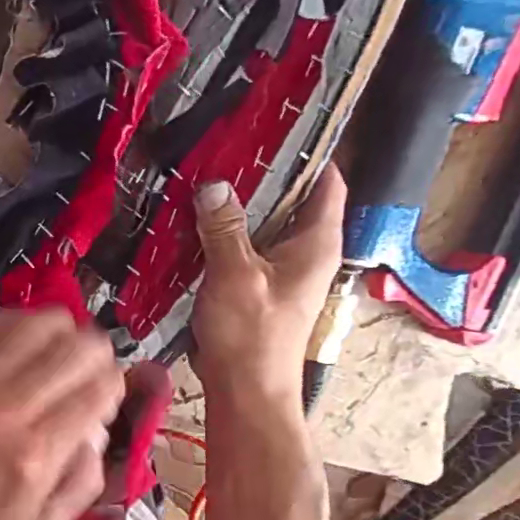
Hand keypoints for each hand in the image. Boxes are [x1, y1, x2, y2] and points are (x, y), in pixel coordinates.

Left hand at [0, 309, 125, 519]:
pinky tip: (33, 336)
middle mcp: (8, 410)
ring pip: (41, 327)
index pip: (96, 393)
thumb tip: (99, 433)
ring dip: (66, 331)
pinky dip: (26, 322)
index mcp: (35, 453)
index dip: (115, 382)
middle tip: (95, 363)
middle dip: (98, 353)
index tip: (111, 387)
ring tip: (66, 344)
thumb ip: (84, 485)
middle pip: (76, 353)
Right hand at [191, 170, 345, 400]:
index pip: (327, 180)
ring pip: (262, 226)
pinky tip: (192, 225)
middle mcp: (305, 253)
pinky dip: (223, 236)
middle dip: (258, 176)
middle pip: (289, 200)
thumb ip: (224, 227)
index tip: (272, 126)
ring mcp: (280, 273)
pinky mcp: (256, 289)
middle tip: (221, 149)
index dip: (308, 151)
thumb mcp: (235, 274)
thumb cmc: (251, 335)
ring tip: (201, 180)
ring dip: (235, 208)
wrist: (246, 393)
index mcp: (316, 242)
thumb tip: (215, 185)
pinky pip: (242, 251)